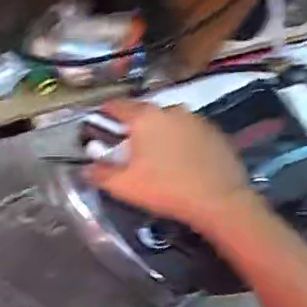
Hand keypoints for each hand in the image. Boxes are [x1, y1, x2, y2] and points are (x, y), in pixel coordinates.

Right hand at [85, 100, 261, 229]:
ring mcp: (197, 119)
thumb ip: (101, 174)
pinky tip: (184, 163)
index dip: (104, 115)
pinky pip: (191, 133)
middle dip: (136, 128)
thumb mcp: (126, 186)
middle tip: (131, 150)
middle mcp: (171, 109)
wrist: (220, 201)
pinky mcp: (216, 133)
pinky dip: (183, 143)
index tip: (100, 127)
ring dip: (162, 134)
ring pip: (170, 122)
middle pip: (145, 114)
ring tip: (160, 158)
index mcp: (145, 116)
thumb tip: (85, 168)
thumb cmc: (166, 189)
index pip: (117, 105)